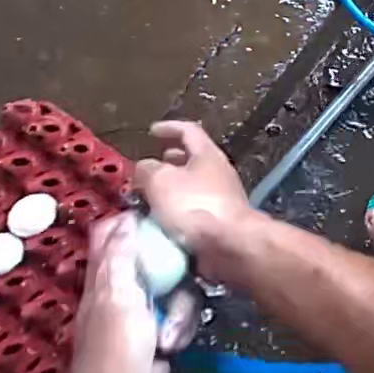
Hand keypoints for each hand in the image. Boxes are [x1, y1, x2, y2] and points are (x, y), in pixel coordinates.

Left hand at [59, 213, 200, 372]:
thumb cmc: (115, 357)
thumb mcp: (116, 300)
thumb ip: (120, 258)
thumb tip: (124, 216)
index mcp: (102, 281)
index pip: (110, 235)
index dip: (132, 219)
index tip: (162, 212)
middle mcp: (120, 293)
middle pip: (151, 258)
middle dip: (172, 265)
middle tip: (183, 272)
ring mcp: (141, 315)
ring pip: (172, 286)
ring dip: (180, 305)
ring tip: (171, 330)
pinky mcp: (159, 335)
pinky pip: (180, 313)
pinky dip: (182, 325)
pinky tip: (174, 343)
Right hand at [135, 121, 254, 263]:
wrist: (229, 244)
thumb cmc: (195, 206)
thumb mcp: (161, 181)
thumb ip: (147, 170)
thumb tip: (144, 168)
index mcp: (207, 154)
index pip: (189, 131)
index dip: (169, 128)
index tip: (152, 131)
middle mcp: (218, 172)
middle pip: (192, 159)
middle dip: (169, 161)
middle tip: (150, 167)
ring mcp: (222, 197)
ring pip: (191, 186)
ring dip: (170, 189)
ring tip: (148, 198)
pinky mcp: (220, 222)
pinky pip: (194, 210)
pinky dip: (176, 212)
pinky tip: (161, 223)